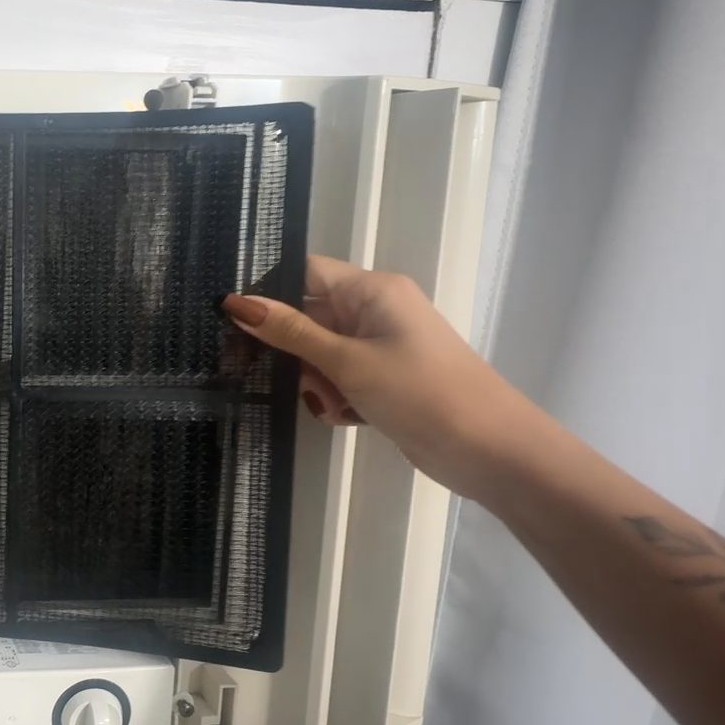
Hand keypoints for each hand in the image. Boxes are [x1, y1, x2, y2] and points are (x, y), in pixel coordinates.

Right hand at [221, 254, 533, 494]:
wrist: (493, 453)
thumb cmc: (422, 393)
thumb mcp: (346, 361)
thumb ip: (289, 332)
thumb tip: (236, 304)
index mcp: (371, 291)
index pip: (304, 272)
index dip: (267, 289)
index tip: (230, 316)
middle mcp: (375, 311)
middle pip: (306, 315)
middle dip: (288, 347)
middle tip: (263, 372)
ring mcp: (380, 346)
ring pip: (317, 351)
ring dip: (312, 379)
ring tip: (327, 403)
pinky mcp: (383, 378)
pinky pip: (337, 376)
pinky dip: (332, 395)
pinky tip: (343, 416)